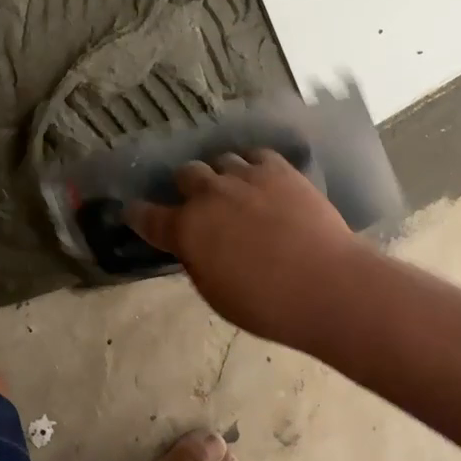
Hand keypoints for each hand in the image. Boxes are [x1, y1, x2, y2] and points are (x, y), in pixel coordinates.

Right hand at [127, 149, 359, 346]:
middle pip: (185, 174)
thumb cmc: (268, 305)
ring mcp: (244, 177)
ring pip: (221, 161)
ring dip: (222, 175)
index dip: (137, 214)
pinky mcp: (278, 169)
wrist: (327, 285)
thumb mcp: (216, 294)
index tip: (133, 212)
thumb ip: (197, 262)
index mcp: (186, 229)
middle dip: (187, 187)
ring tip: (235, 190)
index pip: (146, 216)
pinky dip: (253, 166)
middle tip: (199, 203)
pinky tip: (262, 180)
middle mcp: (208, 195)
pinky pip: (256, 156)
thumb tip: (194, 246)